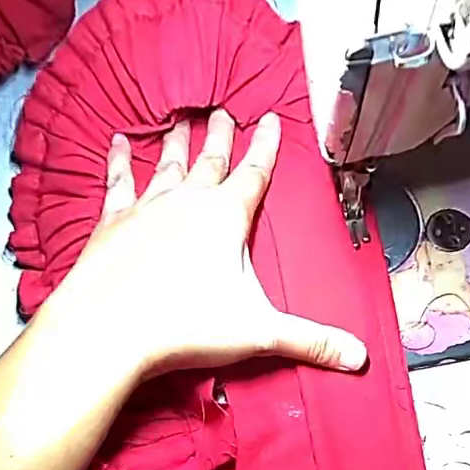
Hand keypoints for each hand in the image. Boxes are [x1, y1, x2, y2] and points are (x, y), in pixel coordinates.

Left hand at [34, 109, 367, 381]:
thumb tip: (357, 357)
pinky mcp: (112, 222)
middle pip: (210, 160)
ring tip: (180, 121)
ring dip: (176, 142)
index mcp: (226, 218)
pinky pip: (117, 181)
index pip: (255, 173)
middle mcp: (187, 202)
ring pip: (167, 164)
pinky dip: (117, 160)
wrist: (112, 328)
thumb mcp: (258, 332)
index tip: (270, 121)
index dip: (266, 147)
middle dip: (221, 136)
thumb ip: (309, 341)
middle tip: (225, 112)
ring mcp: (146, 207)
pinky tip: (114, 142)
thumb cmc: (184, 325)